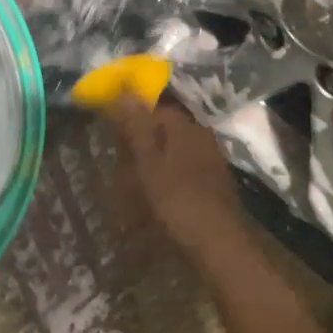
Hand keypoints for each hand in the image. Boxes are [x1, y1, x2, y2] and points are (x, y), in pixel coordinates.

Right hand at [105, 98, 249, 256]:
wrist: (219, 243)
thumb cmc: (177, 199)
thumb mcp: (148, 162)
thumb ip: (137, 127)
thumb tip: (126, 89)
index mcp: (185, 127)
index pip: (154, 109)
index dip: (131, 119)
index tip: (113, 137)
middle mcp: (201, 136)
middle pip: (164, 130)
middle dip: (141, 144)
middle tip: (120, 166)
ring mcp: (211, 160)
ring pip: (173, 151)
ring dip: (153, 163)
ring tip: (134, 186)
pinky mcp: (214, 183)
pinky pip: (184, 171)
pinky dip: (167, 179)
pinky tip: (157, 197)